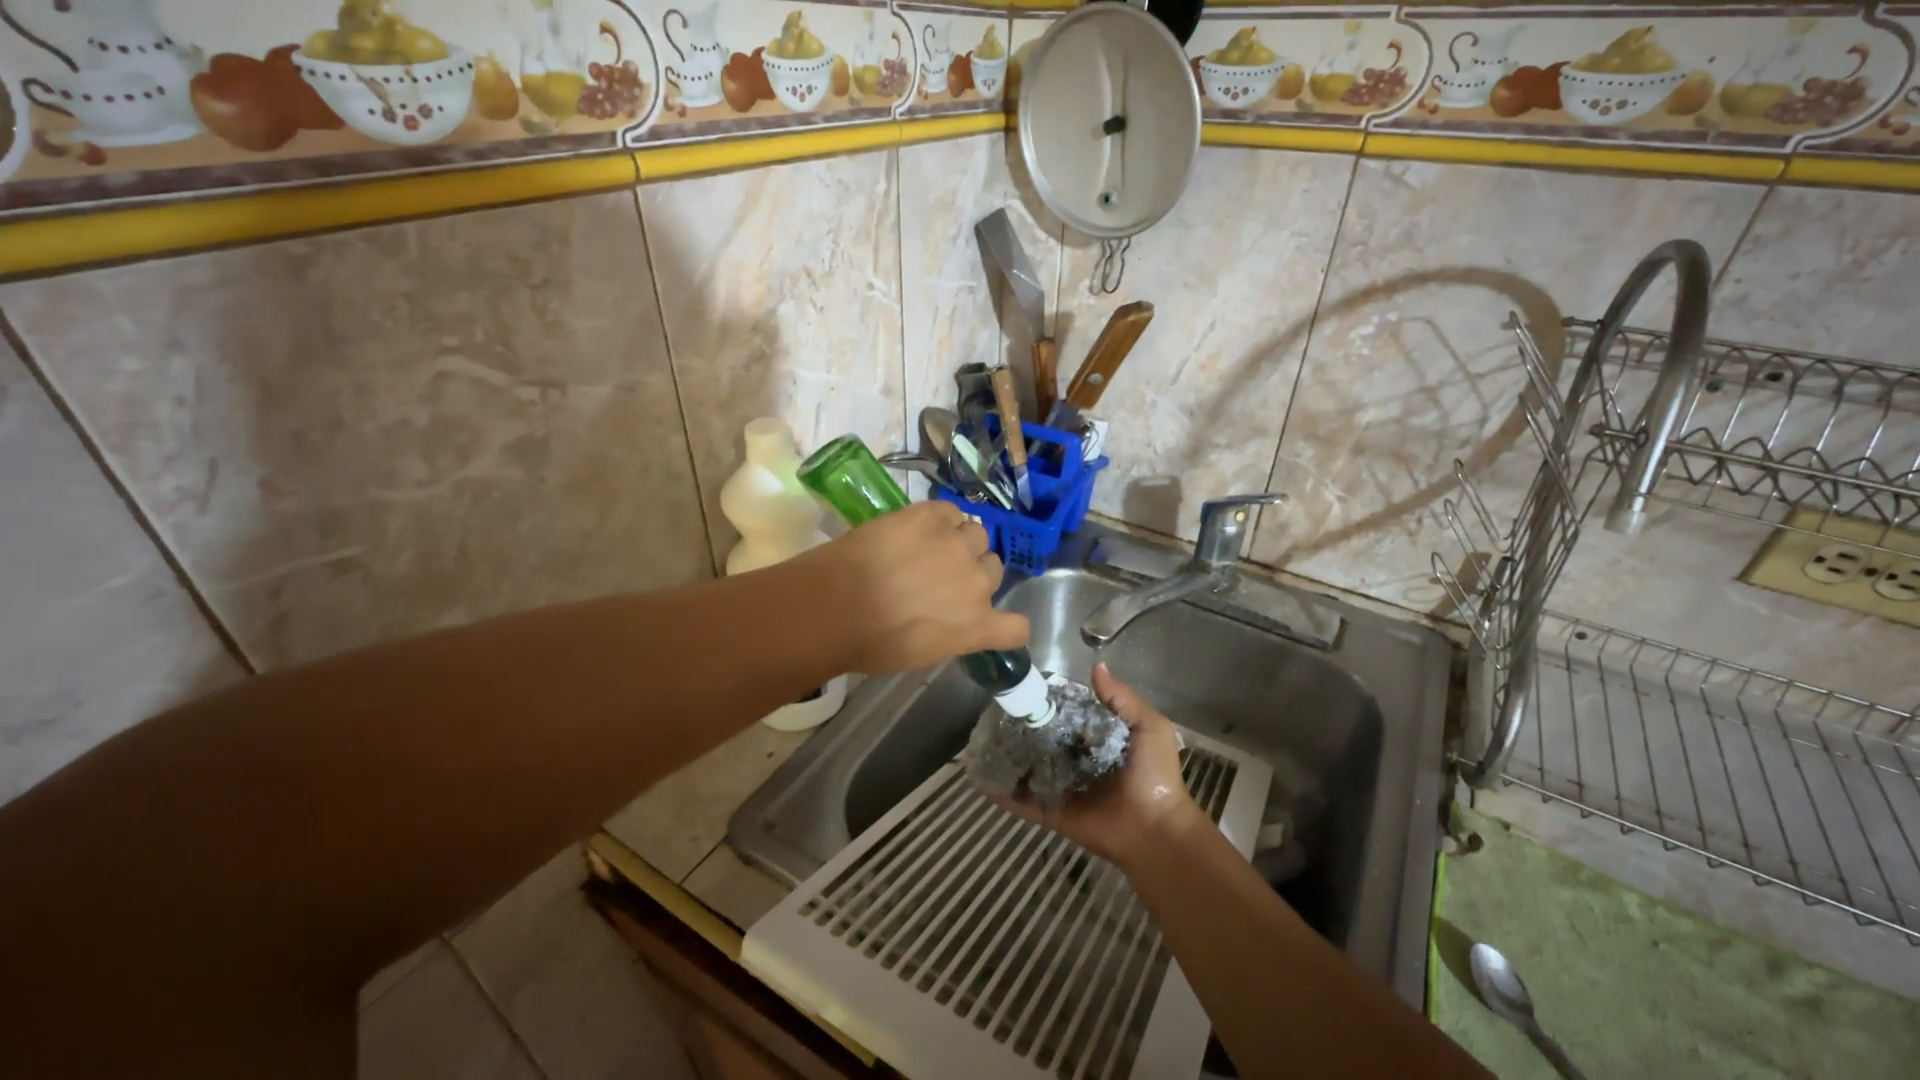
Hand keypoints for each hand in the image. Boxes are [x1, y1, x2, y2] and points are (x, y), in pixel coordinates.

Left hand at [799, 500, 1029, 674]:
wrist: (836, 605)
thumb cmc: (871, 643)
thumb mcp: (921, 653)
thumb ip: (950, 633)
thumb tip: (945, 619)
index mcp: (977, 627)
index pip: (1016, 627)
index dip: (1006, 624)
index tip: (990, 620)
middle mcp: (978, 584)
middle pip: (994, 570)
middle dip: (973, 574)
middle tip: (941, 578)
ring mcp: (957, 545)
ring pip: (977, 535)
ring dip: (961, 542)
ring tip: (931, 547)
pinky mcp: (931, 515)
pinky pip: (951, 512)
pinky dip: (940, 520)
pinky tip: (918, 527)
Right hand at [999, 664, 1206, 868]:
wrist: (1154, 828)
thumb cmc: (1154, 775)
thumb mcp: (1148, 727)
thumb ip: (1122, 699)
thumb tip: (1096, 666)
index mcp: (1100, 742)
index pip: (1069, 719)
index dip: (1050, 705)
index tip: (1027, 689)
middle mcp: (1078, 764)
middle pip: (1045, 743)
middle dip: (1024, 730)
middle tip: (997, 712)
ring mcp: (1063, 790)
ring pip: (1029, 770)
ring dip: (1009, 758)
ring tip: (980, 740)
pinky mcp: (1053, 813)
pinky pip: (1024, 803)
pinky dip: (1002, 793)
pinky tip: (980, 777)